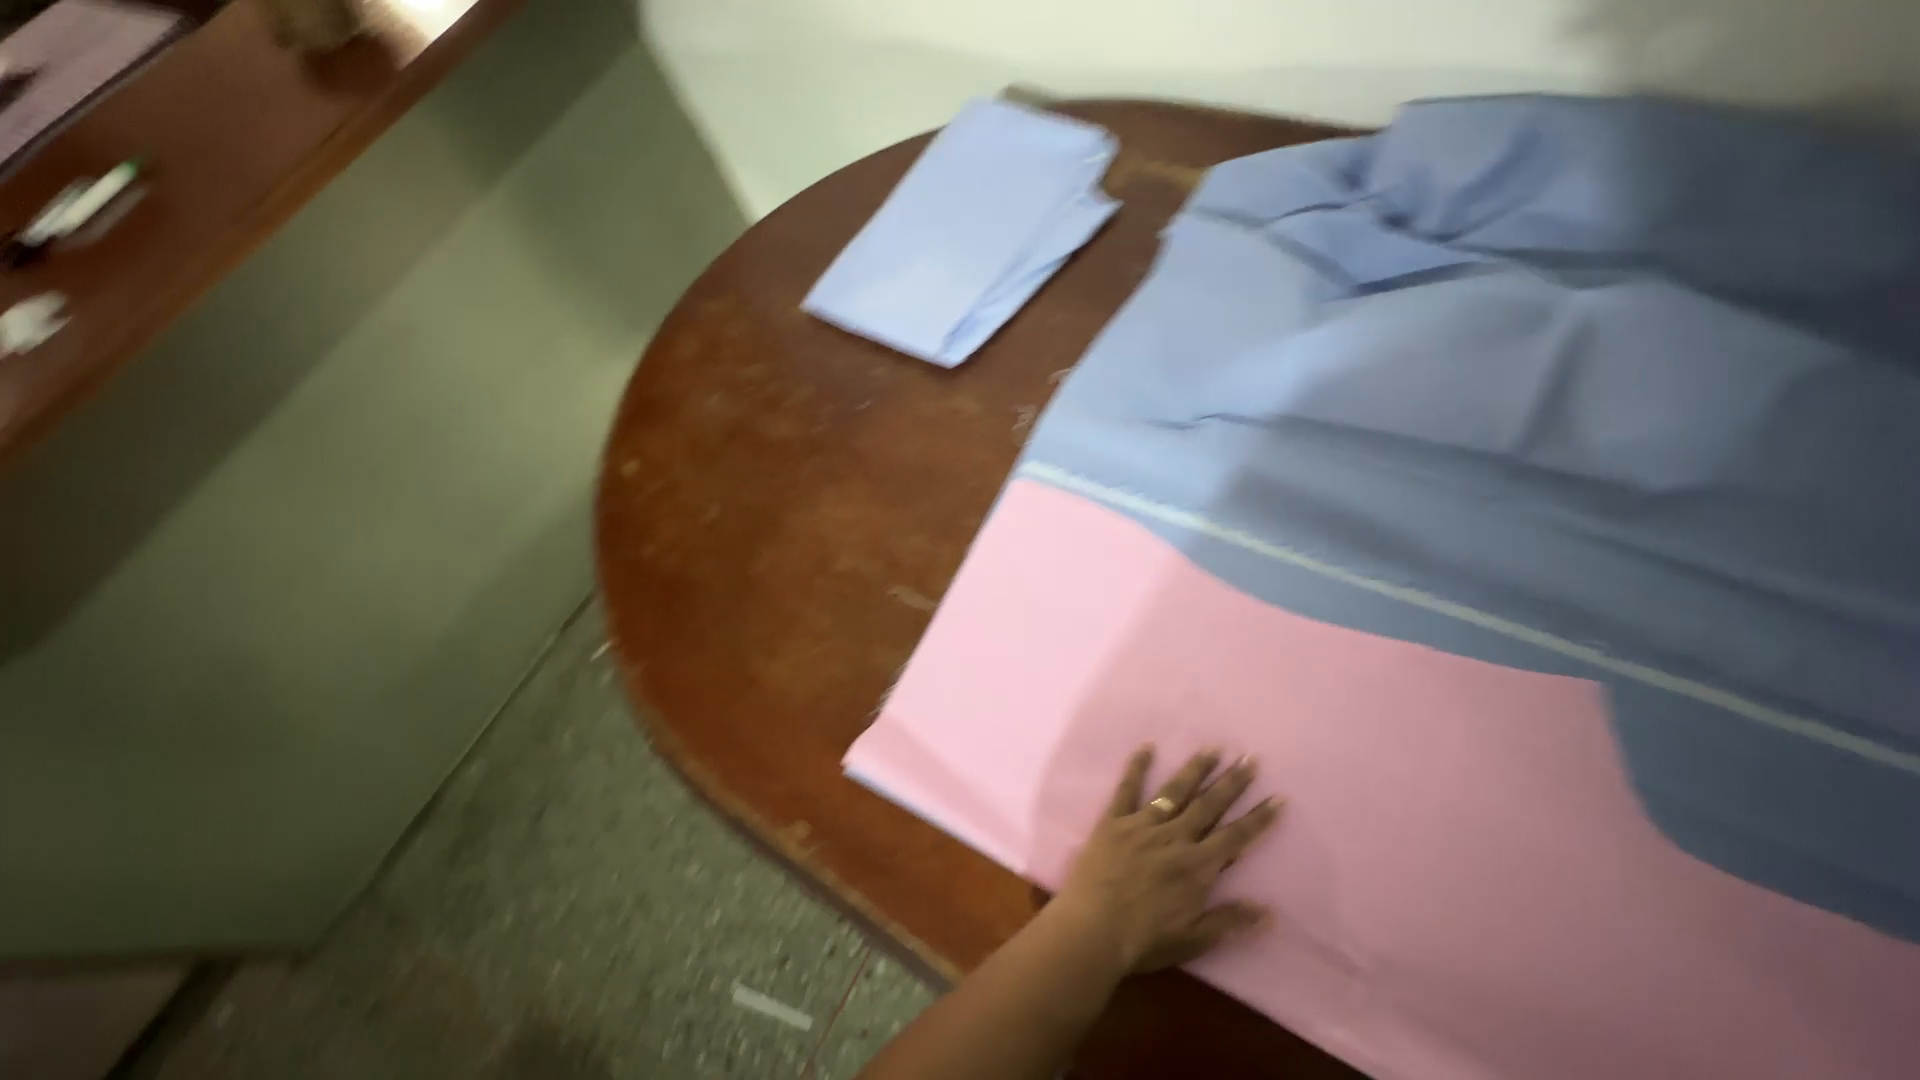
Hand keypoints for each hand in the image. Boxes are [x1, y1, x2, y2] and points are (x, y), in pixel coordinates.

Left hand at [1050, 745, 1282, 972]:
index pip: (1236, 837)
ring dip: (1195, 769)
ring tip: (1212, 748)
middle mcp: (1174, 838)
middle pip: (1209, 805)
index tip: (1278, 797)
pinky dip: (1137, 767)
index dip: (1258, 819)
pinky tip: (1147, 746)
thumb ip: (1229, 920)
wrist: (1092, 930)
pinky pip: (1127, 789)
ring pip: (1174, 791)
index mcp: (1197, 867)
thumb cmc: (1144, 940)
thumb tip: (1268, 910)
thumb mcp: (1194, 939)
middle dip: (1232, 782)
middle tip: (1250, 758)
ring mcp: (1142, 826)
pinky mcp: (1113, 823)